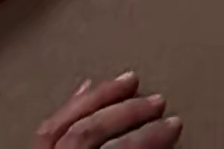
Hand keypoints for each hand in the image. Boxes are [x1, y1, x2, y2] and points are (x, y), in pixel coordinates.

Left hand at [33, 72, 181, 148]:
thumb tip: (162, 144)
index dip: (147, 136)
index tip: (174, 125)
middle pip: (90, 130)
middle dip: (128, 112)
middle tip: (159, 101)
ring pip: (66, 121)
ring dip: (103, 97)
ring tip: (131, 81)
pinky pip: (48, 128)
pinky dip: (72, 106)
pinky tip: (88, 88)